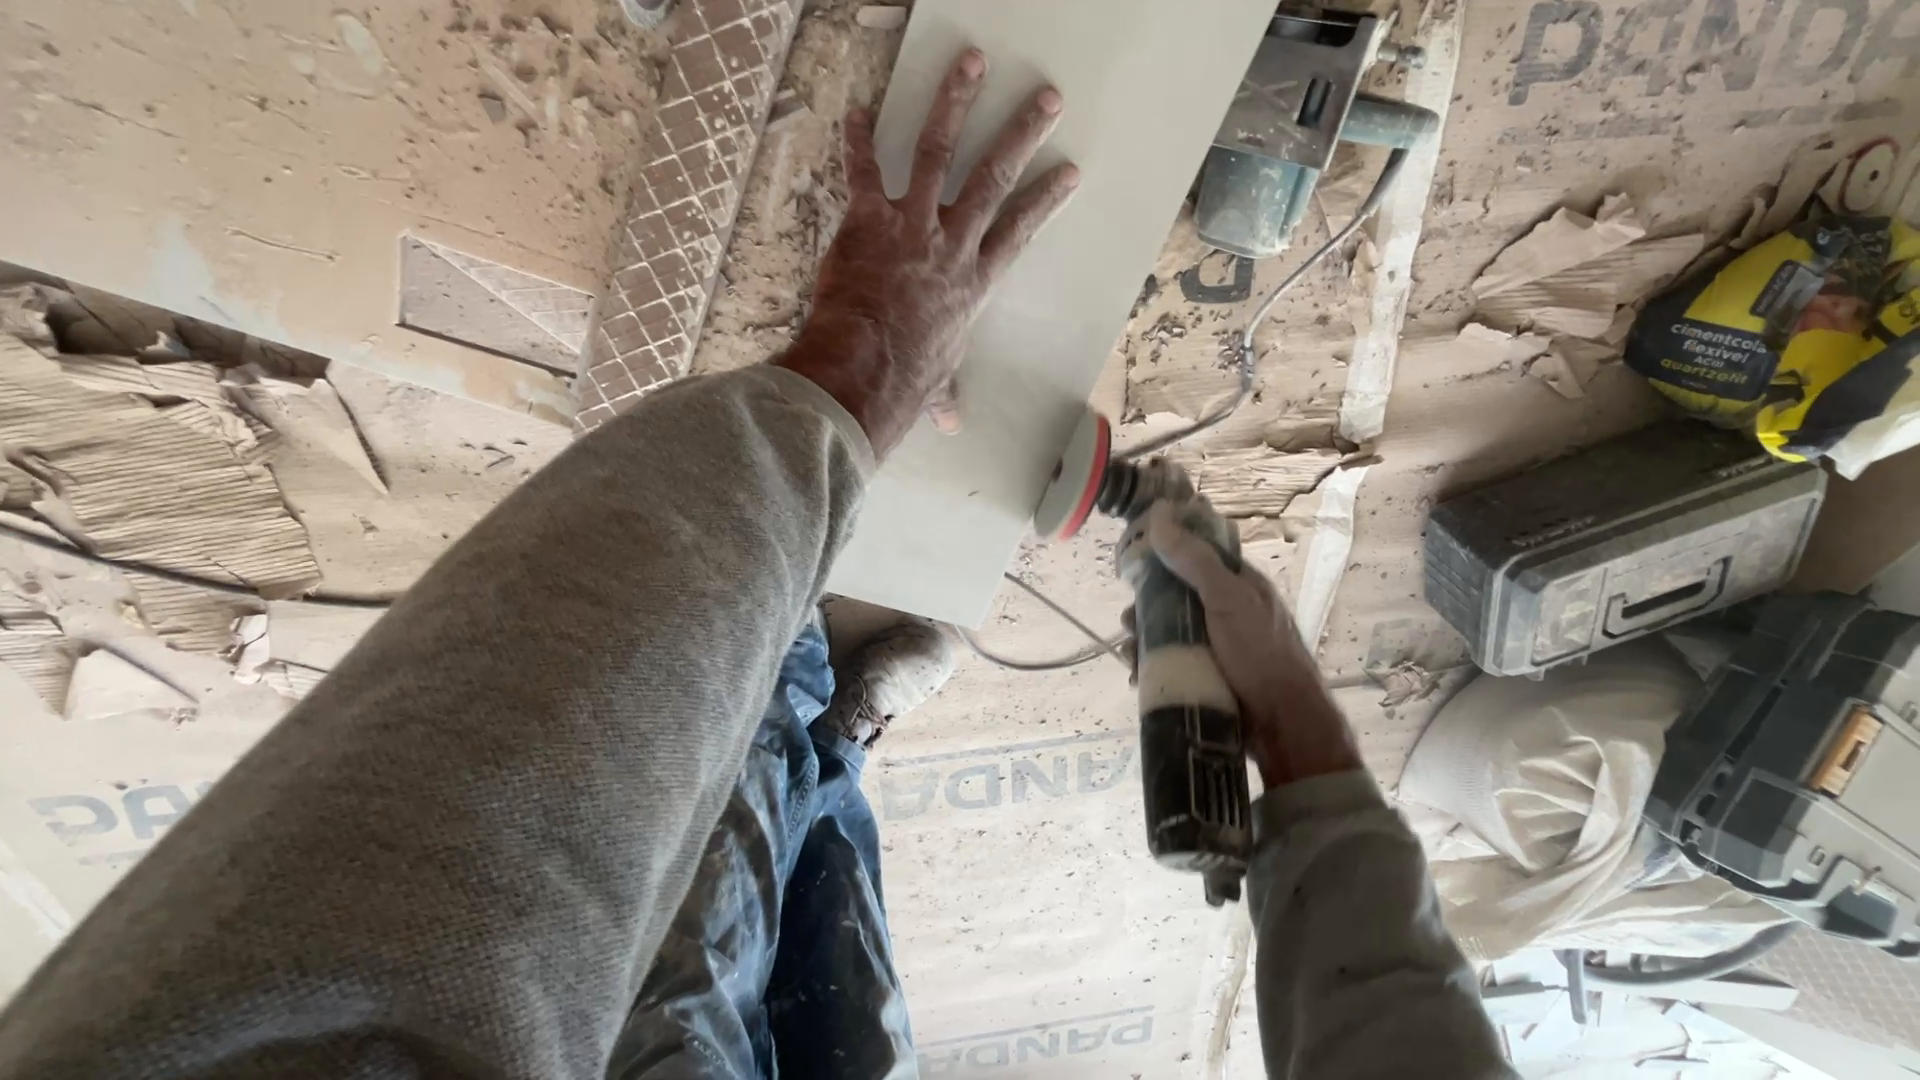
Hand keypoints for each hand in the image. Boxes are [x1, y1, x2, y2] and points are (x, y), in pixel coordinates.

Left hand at [776, 48, 1080, 458]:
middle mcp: (950, 245)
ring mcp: (911, 226)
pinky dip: (857, 139)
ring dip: (954, 104)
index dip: (1044, 199)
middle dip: (1021, 134)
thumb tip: (950, 426)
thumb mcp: (935, 385)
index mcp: (973, 282)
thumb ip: (944, 396)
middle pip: (993, 179)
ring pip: (936, 153)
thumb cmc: (905, 380)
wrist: (866, 371)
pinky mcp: (867, 221)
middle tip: (1045, 97)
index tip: (1068, 170)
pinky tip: (855, 106)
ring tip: (971, 61)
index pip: (1018, 232)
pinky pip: (863, 170)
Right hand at [1141, 502, 1362, 788]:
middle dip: (1145, 606)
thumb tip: (1160, 515)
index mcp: (1236, 583)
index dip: (1162, 553)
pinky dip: (1151, 666)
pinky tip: (1138, 675)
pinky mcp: (1204, 674)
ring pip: (1167, 631)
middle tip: (1130, 621)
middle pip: (1173, 595)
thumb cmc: (1260, 652)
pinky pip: (1169, 661)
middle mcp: (1224, 609)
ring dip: (1144, 639)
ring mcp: (1214, 644)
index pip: (1193, 554)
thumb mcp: (1227, 598)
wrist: (1283, 724)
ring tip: (1131, 654)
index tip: (1132, 560)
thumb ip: (1194, 560)